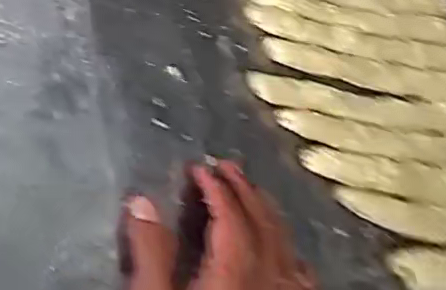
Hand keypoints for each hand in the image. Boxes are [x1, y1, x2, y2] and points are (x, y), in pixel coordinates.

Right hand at [122, 160, 313, 289]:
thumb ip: (150, 254)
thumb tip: (142, 200)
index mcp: (232, 283)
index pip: (231, 227)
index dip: (217, 193)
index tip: (199, 167)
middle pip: (266, 239)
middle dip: (248, 199)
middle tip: (229, 167)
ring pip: (291, 262)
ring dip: (273, 224)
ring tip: (257, 197)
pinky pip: (303, 289)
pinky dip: (295, 263)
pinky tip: (290, 257)